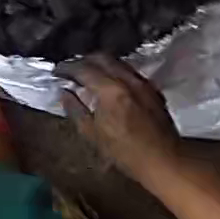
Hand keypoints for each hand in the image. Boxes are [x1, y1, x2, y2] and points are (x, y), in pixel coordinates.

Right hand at [57, 54, 186, 181]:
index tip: (55, 72)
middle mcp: (129, 81)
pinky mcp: (153, 90)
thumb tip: (64, 92)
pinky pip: (130, 72)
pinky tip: (109, 84)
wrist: (164, 160)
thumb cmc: (124, 151)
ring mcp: (144, 84)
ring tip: (87, 75)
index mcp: (110, 91)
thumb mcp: (91, 133)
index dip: (66, 68)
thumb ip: (74, 109)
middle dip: (83, 60)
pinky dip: (115, 72)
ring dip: (100, 64)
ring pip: (118, 62)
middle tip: (70, 69)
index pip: (83, 69)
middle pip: (103, 58)